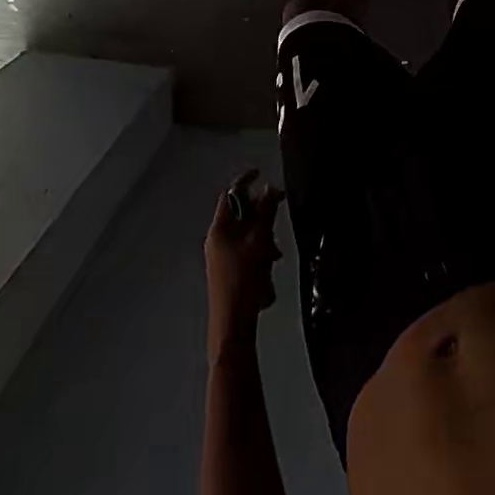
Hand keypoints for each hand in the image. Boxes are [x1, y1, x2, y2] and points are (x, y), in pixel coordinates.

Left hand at [205, 170, 283, 357]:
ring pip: (250, 235)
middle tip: (276, 227)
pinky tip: (268, 272)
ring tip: (273, 257)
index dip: (245, 182)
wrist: (233, 322)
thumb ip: (266, 214)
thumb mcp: (259, 242)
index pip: (230, 196)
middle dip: (262, 219)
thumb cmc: (243, 279)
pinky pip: (250, 253)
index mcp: (218, 230)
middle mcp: (218, 240)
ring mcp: (224, 256)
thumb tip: (270, 188)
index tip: (261, 172)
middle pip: (243, 216)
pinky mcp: (232, 270)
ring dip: (265, 240)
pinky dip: (262, 256)